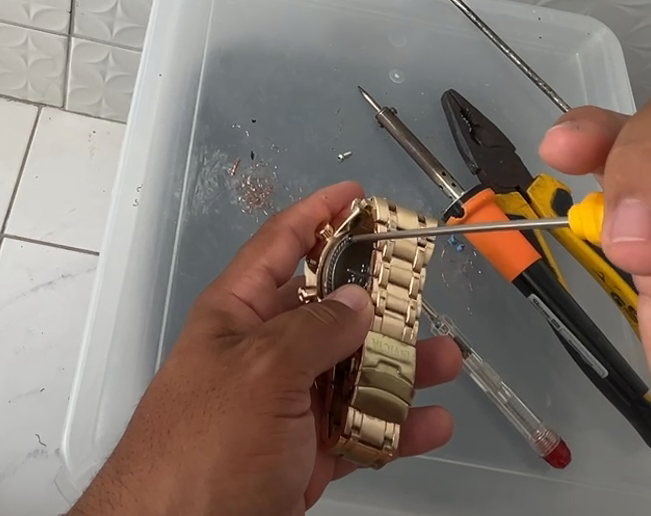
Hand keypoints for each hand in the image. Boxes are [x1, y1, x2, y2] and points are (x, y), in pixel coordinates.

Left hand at [71, 181, 462, 515]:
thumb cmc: (204, 444)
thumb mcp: (262, 373)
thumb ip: (314, 332)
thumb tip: (357, 300)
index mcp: (238, 312)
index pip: (281, 244)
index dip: (317, 213)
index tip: (356, 194)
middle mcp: (261, 351)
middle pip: (326, 310)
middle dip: (376, 299)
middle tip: (422, 290)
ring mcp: (283, 406)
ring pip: (349, 371)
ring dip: (398, 366)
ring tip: (446, 360)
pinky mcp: (301, 456)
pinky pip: (355, 429)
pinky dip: (393, 427)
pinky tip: (429, 425)